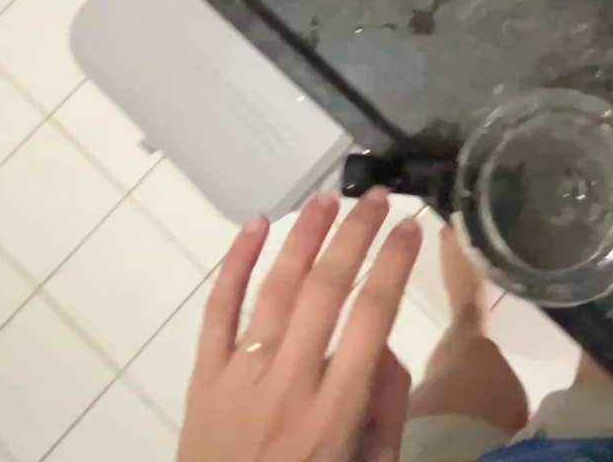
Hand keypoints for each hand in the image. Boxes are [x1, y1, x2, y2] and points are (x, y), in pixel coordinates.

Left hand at [179, 189, 421, 461]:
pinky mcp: (201, 380)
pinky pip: (216, 312)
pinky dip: (234, 264)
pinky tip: (254, 224)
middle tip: (378, 196)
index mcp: (332, 415)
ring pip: (275, 289)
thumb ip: (385, 406)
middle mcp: (287, 386)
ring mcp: (238, 379)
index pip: (372, 317)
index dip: (394, 263)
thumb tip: (382, 340)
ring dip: (304, 235)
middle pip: (326, 290)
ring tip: (329, 197)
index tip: (411, 225)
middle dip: (356, 234)